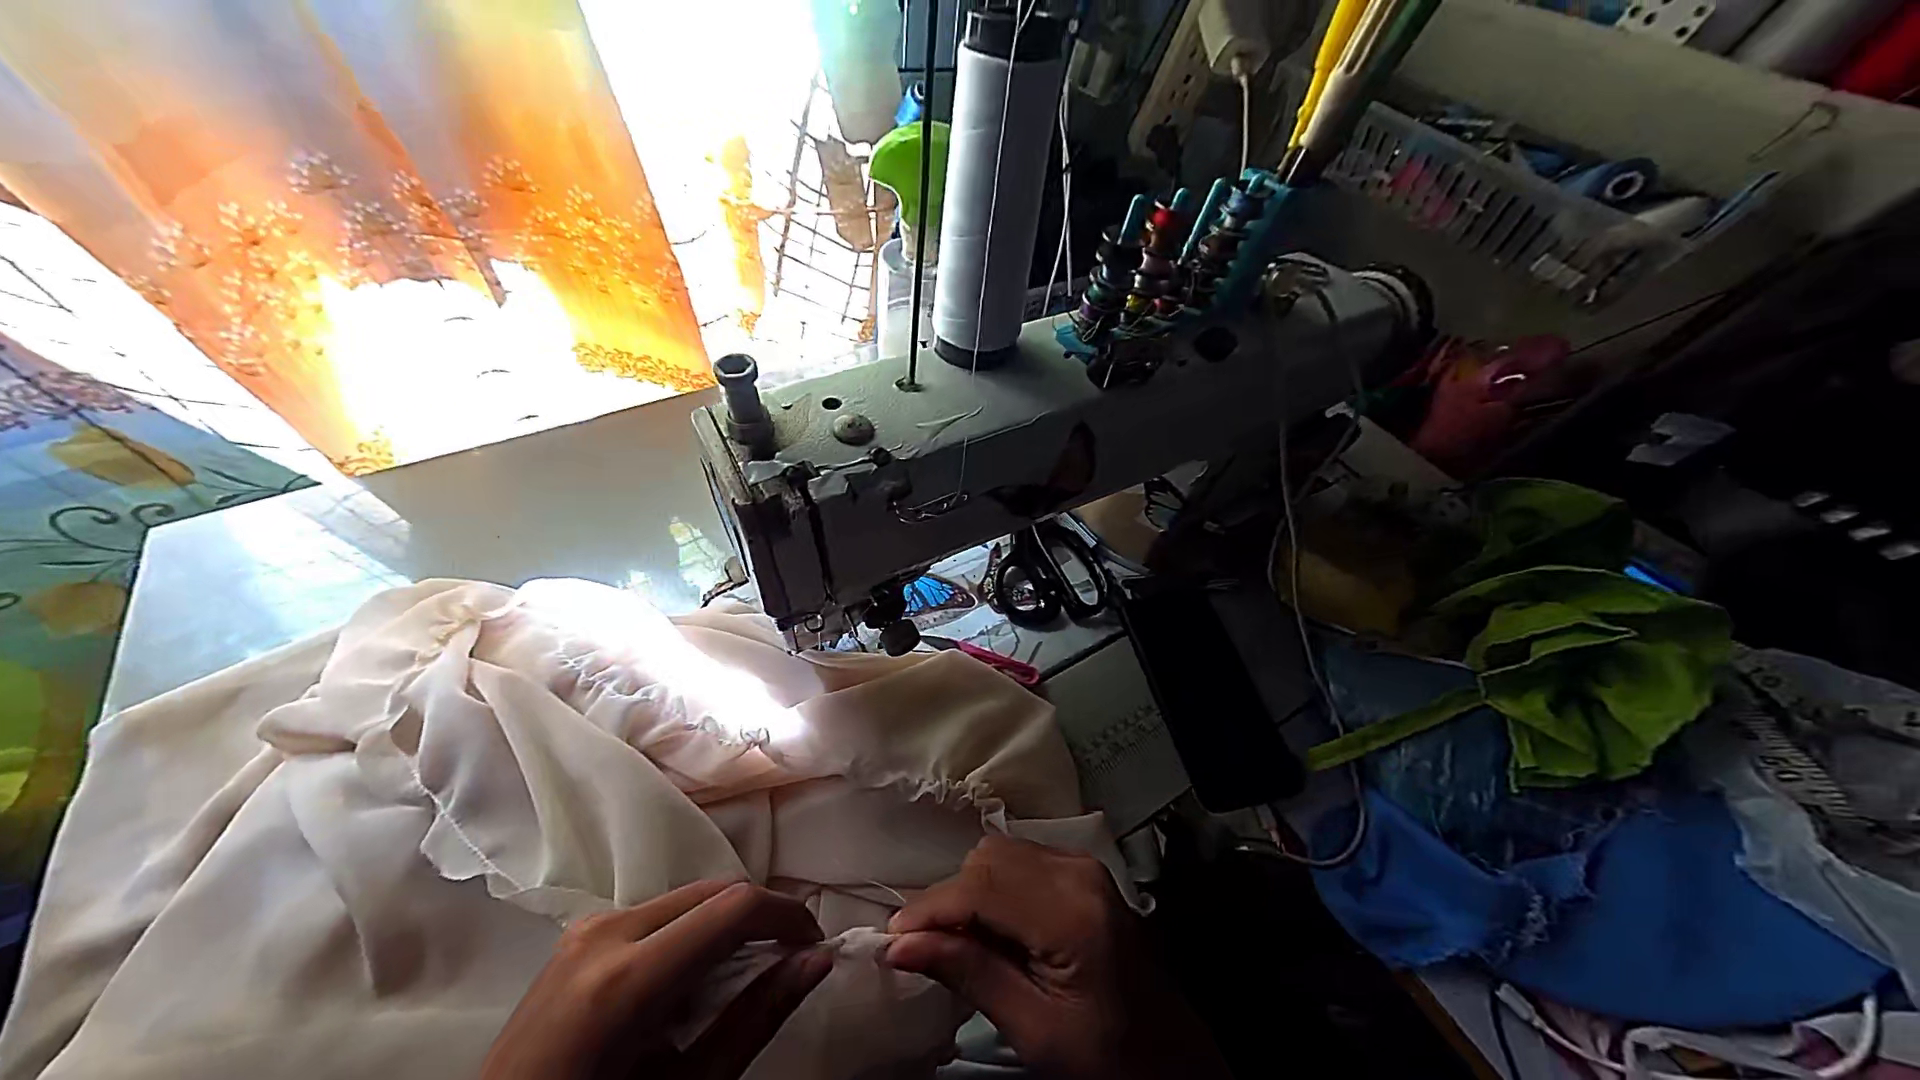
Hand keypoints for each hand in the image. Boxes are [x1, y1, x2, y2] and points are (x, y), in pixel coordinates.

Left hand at [481, 880, 832, 1079]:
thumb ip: (756, 1019)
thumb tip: (816, 959)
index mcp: (626, 981)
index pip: (732, 907)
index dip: (786, 914)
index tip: (814, 943)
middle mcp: (604, 933)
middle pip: (713, 891)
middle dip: (760, 915)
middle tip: (788, 957)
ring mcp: (585, 928)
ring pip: (688, 896)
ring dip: (727, 921)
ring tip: (741, 973)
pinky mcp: (578, 933)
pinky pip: (657, 911)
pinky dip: (692, 929)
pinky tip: (690, 980)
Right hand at [884, 835, 1230, 1079]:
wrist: (1171, 1056)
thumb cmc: (1107, 1057)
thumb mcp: (1035, 1030)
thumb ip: (969, 974)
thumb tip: (900, 946)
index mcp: (1072, 912)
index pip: (982, 886)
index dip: (930, 909)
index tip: (891, 940)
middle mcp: (1077, 871)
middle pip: (988, 860)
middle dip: (949, 900)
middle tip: (929, 950)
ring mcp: (1082, 865)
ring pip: (999, 853)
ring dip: (969, 892)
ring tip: (963, 945)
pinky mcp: (1081, 870)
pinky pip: (1019, 860)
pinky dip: (993, 887)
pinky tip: (994, 930)